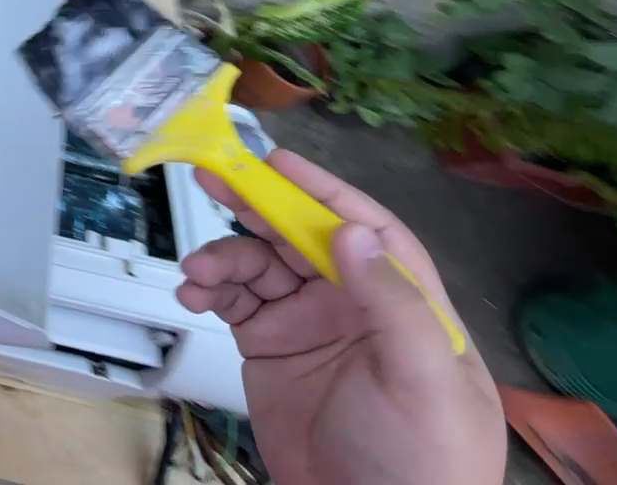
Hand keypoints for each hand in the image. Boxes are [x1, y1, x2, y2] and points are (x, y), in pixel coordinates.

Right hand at [176, 149, 504, 484]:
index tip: (276, 163)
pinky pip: (229, 296)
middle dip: (254, 206)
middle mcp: (351, 305)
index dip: (323, 192)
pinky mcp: (266, 342)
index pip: (367, 233)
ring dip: (221, 258)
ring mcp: (305, 322)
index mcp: (403, 308)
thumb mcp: (423, 387)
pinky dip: (206, 288)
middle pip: (298, 236)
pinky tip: (193, 296)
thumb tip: (352, 230)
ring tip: (198, 274)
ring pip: (255, 263)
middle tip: (211, 179)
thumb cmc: (418, 464)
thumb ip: (393, 306)